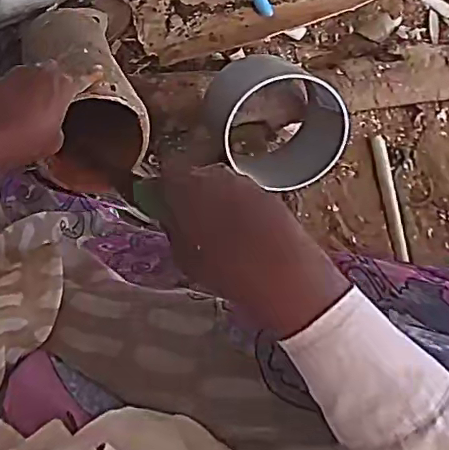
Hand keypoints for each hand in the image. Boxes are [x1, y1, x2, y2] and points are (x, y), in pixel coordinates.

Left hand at [0, 62, 83, 176]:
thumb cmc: (23, 141)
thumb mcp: (54, 142)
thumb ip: (59, 125)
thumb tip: (53, 125)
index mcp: (63, 86)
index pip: (83, 79)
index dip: (91, 78)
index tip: (96, 74)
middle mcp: (42, 73)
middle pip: (56, 73)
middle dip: (56, 85)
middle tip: (54, 103)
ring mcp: (18, 73)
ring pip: (33, 76)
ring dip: (34, 88)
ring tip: (31, 109)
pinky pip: (14, 84)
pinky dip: (16, 93)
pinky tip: (13, 110)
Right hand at [161, 163, 350, 336]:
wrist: (287, 277)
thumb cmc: (226, 270)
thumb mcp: (184, 257)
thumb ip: (172, 228)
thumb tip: (170, 216)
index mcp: (186, 184)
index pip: (164, 172)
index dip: (161, 187)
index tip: (160, 204)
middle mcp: (215, 174)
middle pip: (194, 175)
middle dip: (189, 193)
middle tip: (188, 221)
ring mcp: (245, 181)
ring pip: (221, 185)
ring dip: (216, 200)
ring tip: (219, 232)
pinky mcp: (270, 194)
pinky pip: (243, 196)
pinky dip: (240, 209)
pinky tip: (244, 235)